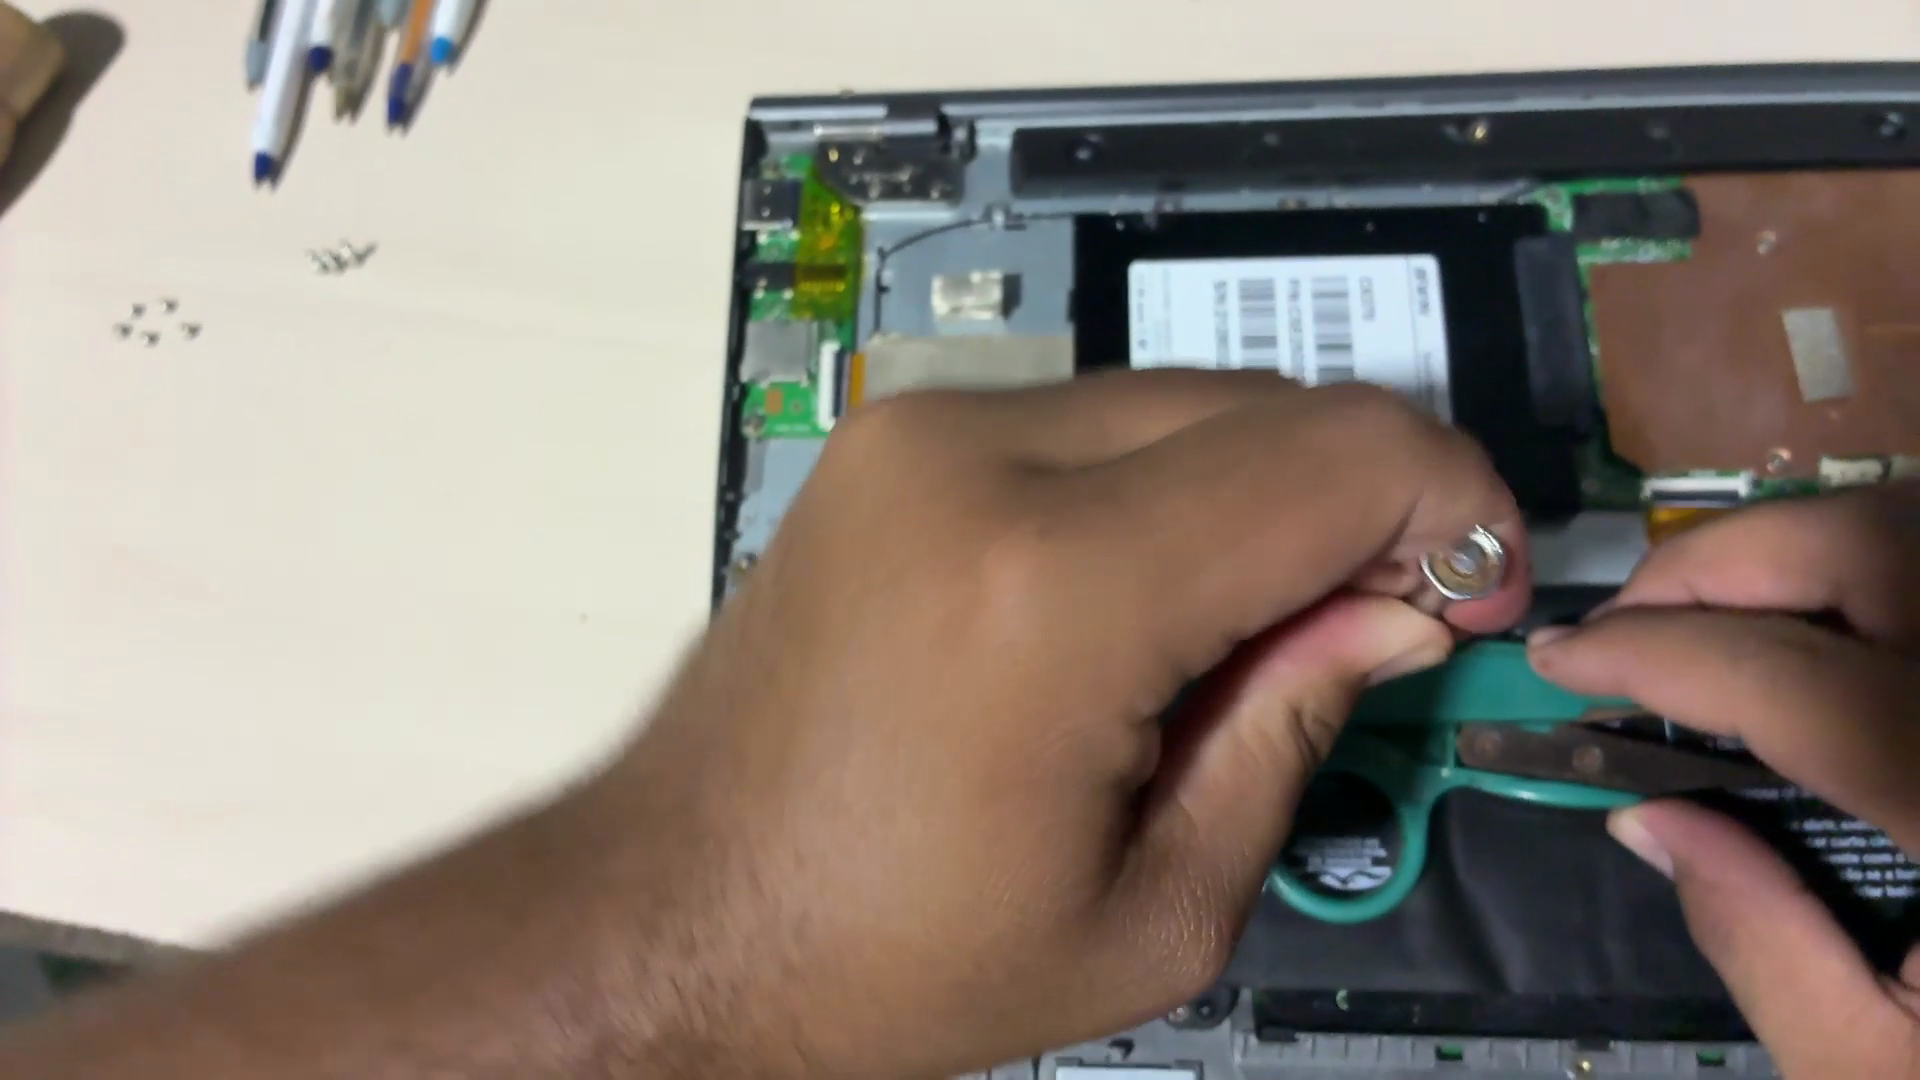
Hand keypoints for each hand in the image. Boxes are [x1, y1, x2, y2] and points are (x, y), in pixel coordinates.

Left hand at [611, 371, 1527, 1078]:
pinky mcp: (889, 443)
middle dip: (1351, 497)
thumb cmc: (891, 948)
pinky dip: (1152, 482)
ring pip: (1172, 402)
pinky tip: (1133, 585)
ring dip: (1247, 490)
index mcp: (1053, 590)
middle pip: (1258, 405)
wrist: (680, 900)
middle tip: (1358, 617)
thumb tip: (1396, 609)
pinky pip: (1080, 423)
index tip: (1466, 591)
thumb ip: (1294, 728)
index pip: (1336, 454)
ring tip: (1226, 622)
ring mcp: (919, 433)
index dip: (1447, 504)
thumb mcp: (1149, 907)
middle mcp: (976, 462)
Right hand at [1528, 485, 1919, 1078]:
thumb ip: (1758, 936)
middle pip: (1874, 547)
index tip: (1553, 661)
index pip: (1774, 672)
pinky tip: (1827, 628)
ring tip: (1711, 615)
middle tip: (1626, 623)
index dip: (1637, 651)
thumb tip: (1641, 820)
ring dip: (1794, 553)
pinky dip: (1877, 571)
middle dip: (1707, 566)